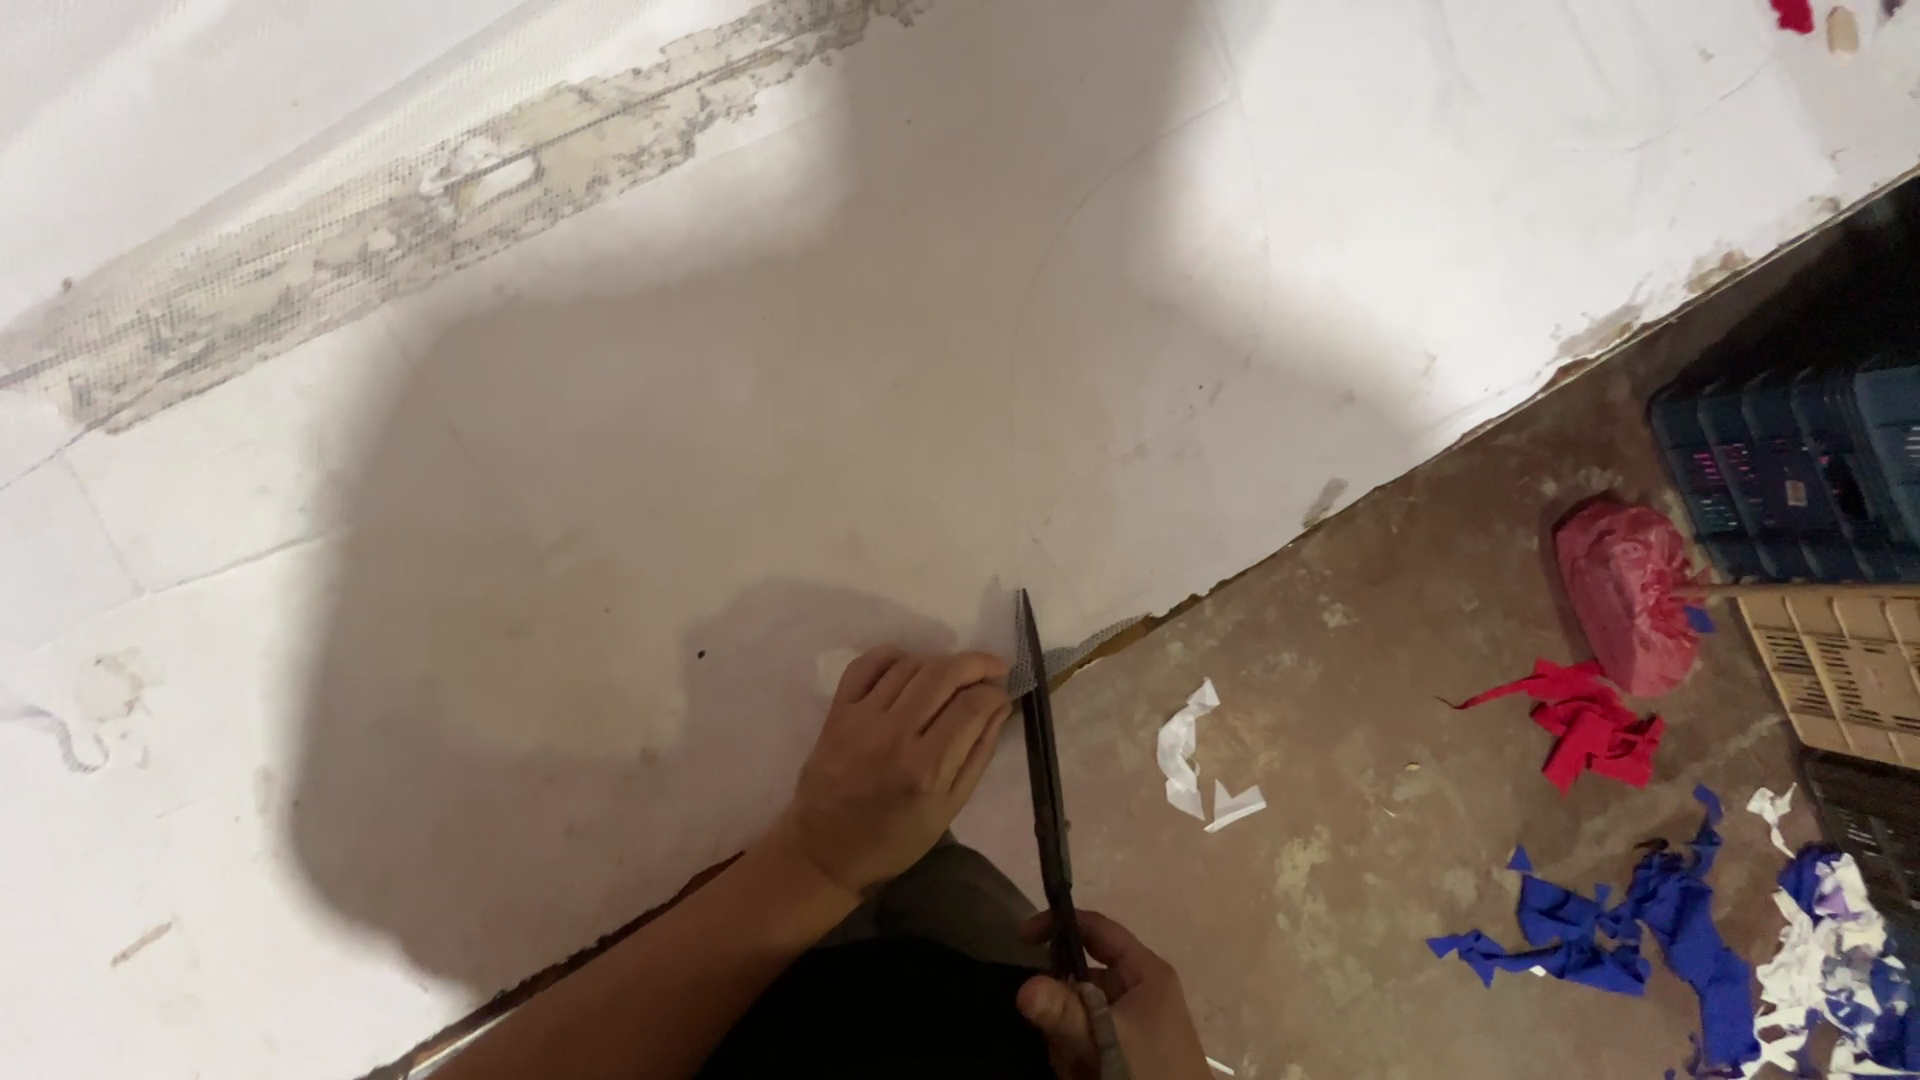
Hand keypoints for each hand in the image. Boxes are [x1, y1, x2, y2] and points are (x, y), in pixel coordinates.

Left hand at [773, 647, 1012, 894]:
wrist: (825, 849)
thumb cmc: (895, 839)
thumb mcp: (950, 808)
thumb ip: (979, 754)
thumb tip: (1000, 706)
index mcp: (928, 767)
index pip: (972, 706)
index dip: (995, 692)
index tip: (1003, 692)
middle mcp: (896, 734)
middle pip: (944, 674)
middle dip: (977, 663)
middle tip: (993, 667)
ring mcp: (863, 718)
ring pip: (910, 665)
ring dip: (941, 661)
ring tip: (956, 672)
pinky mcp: (837, 711)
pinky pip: (866, 665)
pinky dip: (892, 655)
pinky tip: (910, 664)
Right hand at [1016, 910, 1211, 1079]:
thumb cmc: (1153, 1075)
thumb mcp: (1108, 1043)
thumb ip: (1065, 1013)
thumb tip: (1022, 987)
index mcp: (1145, 972)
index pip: (1096, 928)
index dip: (1059, 924)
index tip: (1022, 938)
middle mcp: (1138, 989)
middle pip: (1081, 975)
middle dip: (1063, 1007)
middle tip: (1058, 1035)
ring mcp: (1131, 1021)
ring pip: (1079, 1011)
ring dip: (1068, 1039)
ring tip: (1078, 1069)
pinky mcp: (1125, 1048)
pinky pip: (1086, 1037)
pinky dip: (1077, 1057)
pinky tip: (1083, 1076)